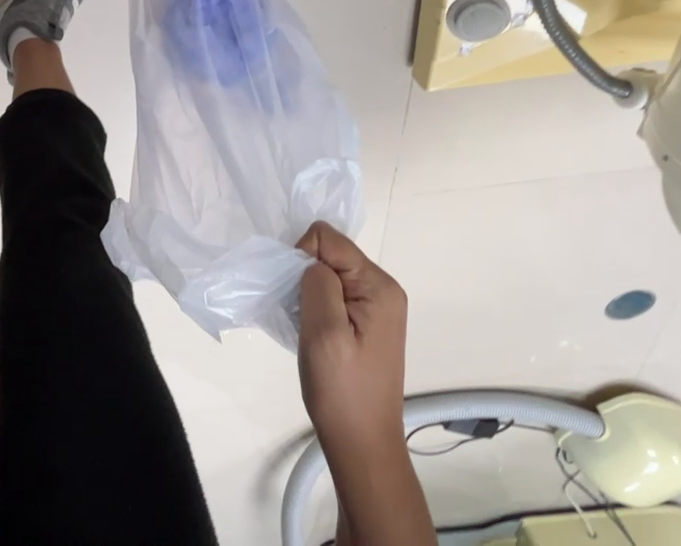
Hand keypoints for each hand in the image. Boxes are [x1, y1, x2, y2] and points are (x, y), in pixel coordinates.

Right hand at [296, 222, 407, 450]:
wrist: (361, 442)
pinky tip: (315, 334)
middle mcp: (383, 288)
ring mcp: (376, 306)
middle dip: (306, 276)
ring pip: (328, 273)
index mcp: (378, 286)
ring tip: (308, 329)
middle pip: (330, 253)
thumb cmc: (341, 390)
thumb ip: (318, 283)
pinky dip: (316, 307)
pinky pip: (332, 294)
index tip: (298, 296)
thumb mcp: (324, 332)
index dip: (302, 257)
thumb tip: (311, 260)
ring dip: (309, 294)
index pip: (328, 238)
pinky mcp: (366, 322)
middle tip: (303, 317)